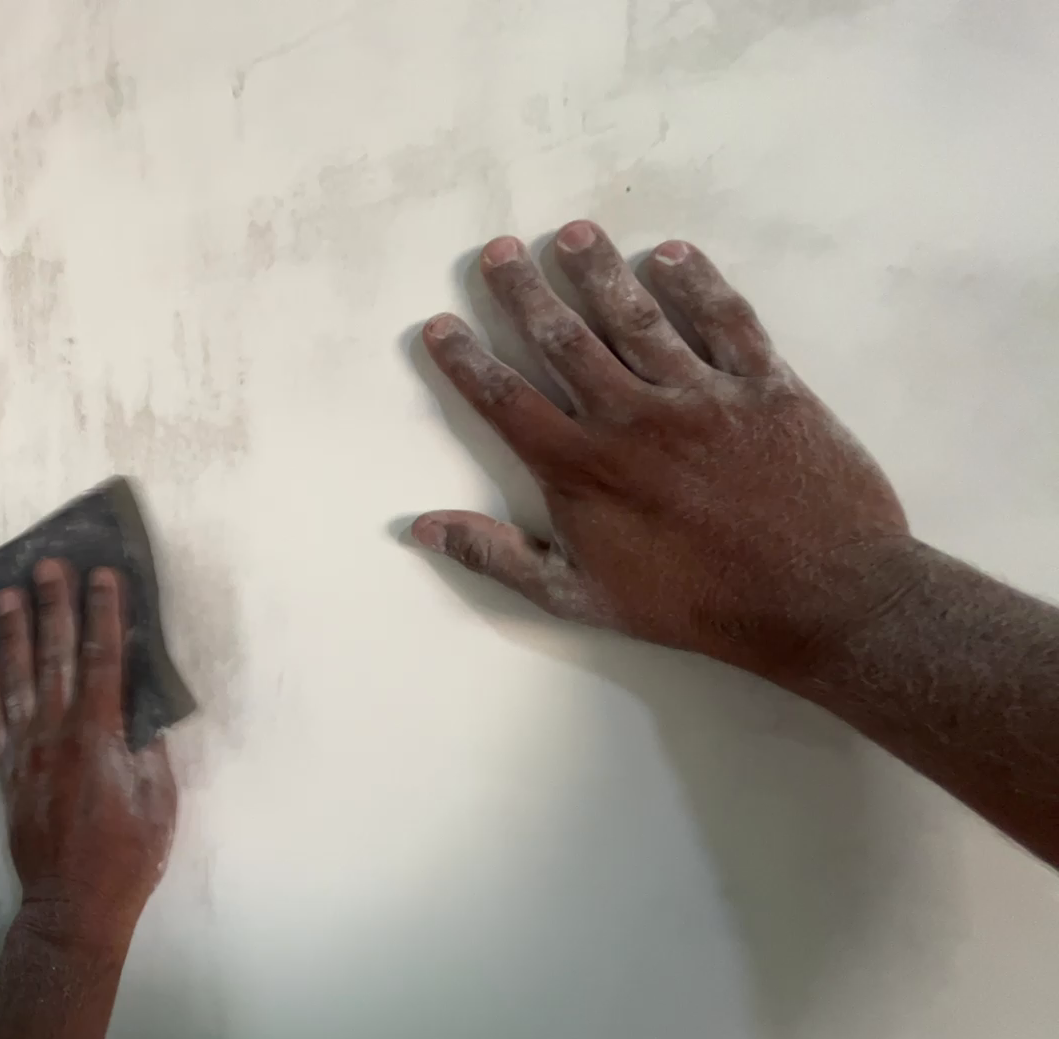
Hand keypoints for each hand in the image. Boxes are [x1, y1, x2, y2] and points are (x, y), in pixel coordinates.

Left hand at [0, 560, 177, 952]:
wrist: (72, 906)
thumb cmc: (127, 855)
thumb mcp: (159, 800)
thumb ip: (148, 745)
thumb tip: (141, 700)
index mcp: (101, 735)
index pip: (104, 659)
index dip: (105, 614)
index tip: (103, 575)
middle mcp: (58, 731)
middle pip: (56, 657)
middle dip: (55, 606)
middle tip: (49, 565)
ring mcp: (26, 748)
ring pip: (17, 678)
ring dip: (12, 633)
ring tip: (6, 594)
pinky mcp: (7, 768)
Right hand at [411, 222, 913, 676]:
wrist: (822, 601)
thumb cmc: (687, 600)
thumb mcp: (573, 596)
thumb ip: (494, 556)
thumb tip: (420, 529)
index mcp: (580, 466)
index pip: (505, 399)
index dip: (466, 360)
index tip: (440, 326)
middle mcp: (632, 418)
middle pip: (564, 341)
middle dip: (524, 293)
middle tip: (498, 251)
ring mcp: (702, 396)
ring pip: (638, 319)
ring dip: (599, 273)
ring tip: (570, 233)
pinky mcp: (767, 387)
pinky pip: (728, 322)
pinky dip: (699, 285)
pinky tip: (671, 254)